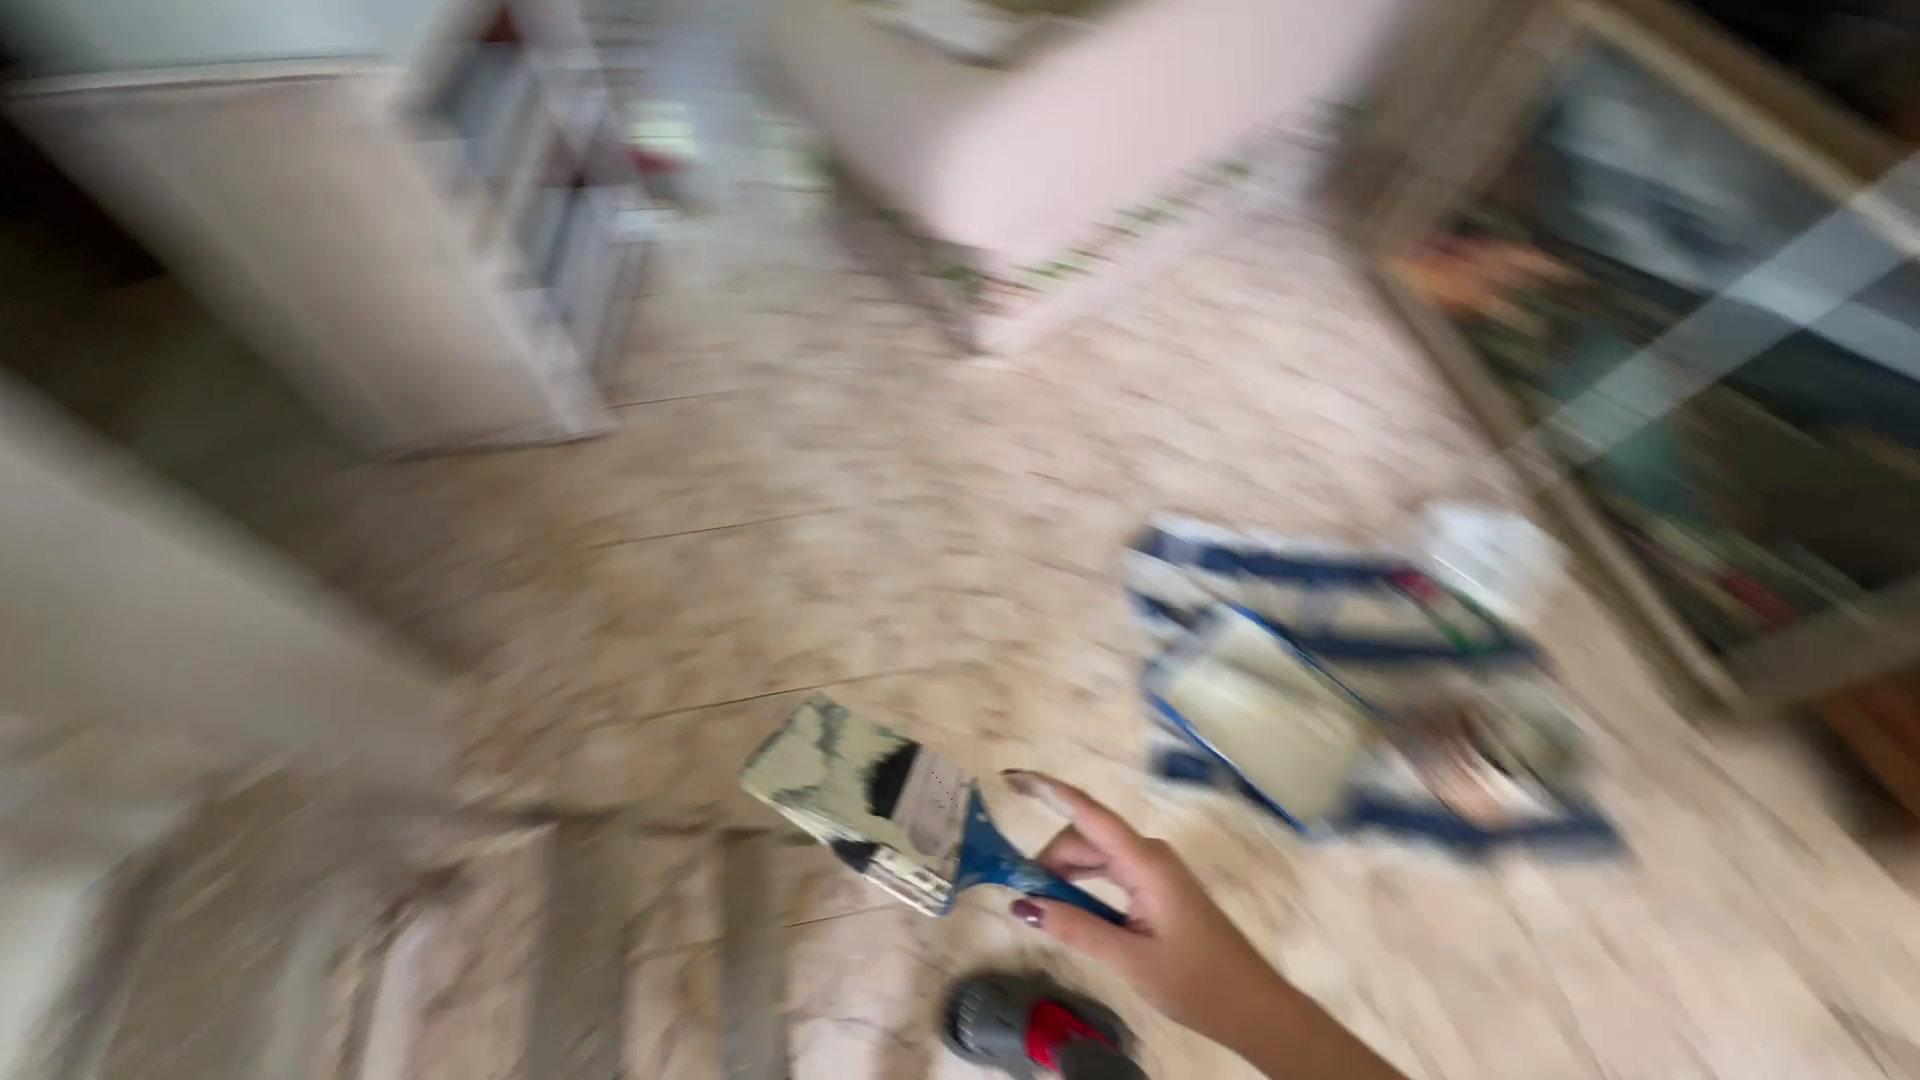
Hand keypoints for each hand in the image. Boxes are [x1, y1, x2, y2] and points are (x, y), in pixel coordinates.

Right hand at [998, 770, 1291, 1053]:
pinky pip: (1109, 870)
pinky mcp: (1156, 886)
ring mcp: (1154, 868)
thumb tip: (1022, 903)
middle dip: (1049, 858)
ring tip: (1038, 904)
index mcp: (1145, 862)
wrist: (1254, 1007)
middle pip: (1085, 837)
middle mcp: (1148, 854)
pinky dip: (1083, 882)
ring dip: (1064, 872)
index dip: (1047, 790)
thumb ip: (1076, 927)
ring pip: (1095, 854)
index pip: (1088, 813)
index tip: (1011, 778)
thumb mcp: (1130, 961)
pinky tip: (1066, 904)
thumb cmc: (1197, 983)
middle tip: (1021, 896)